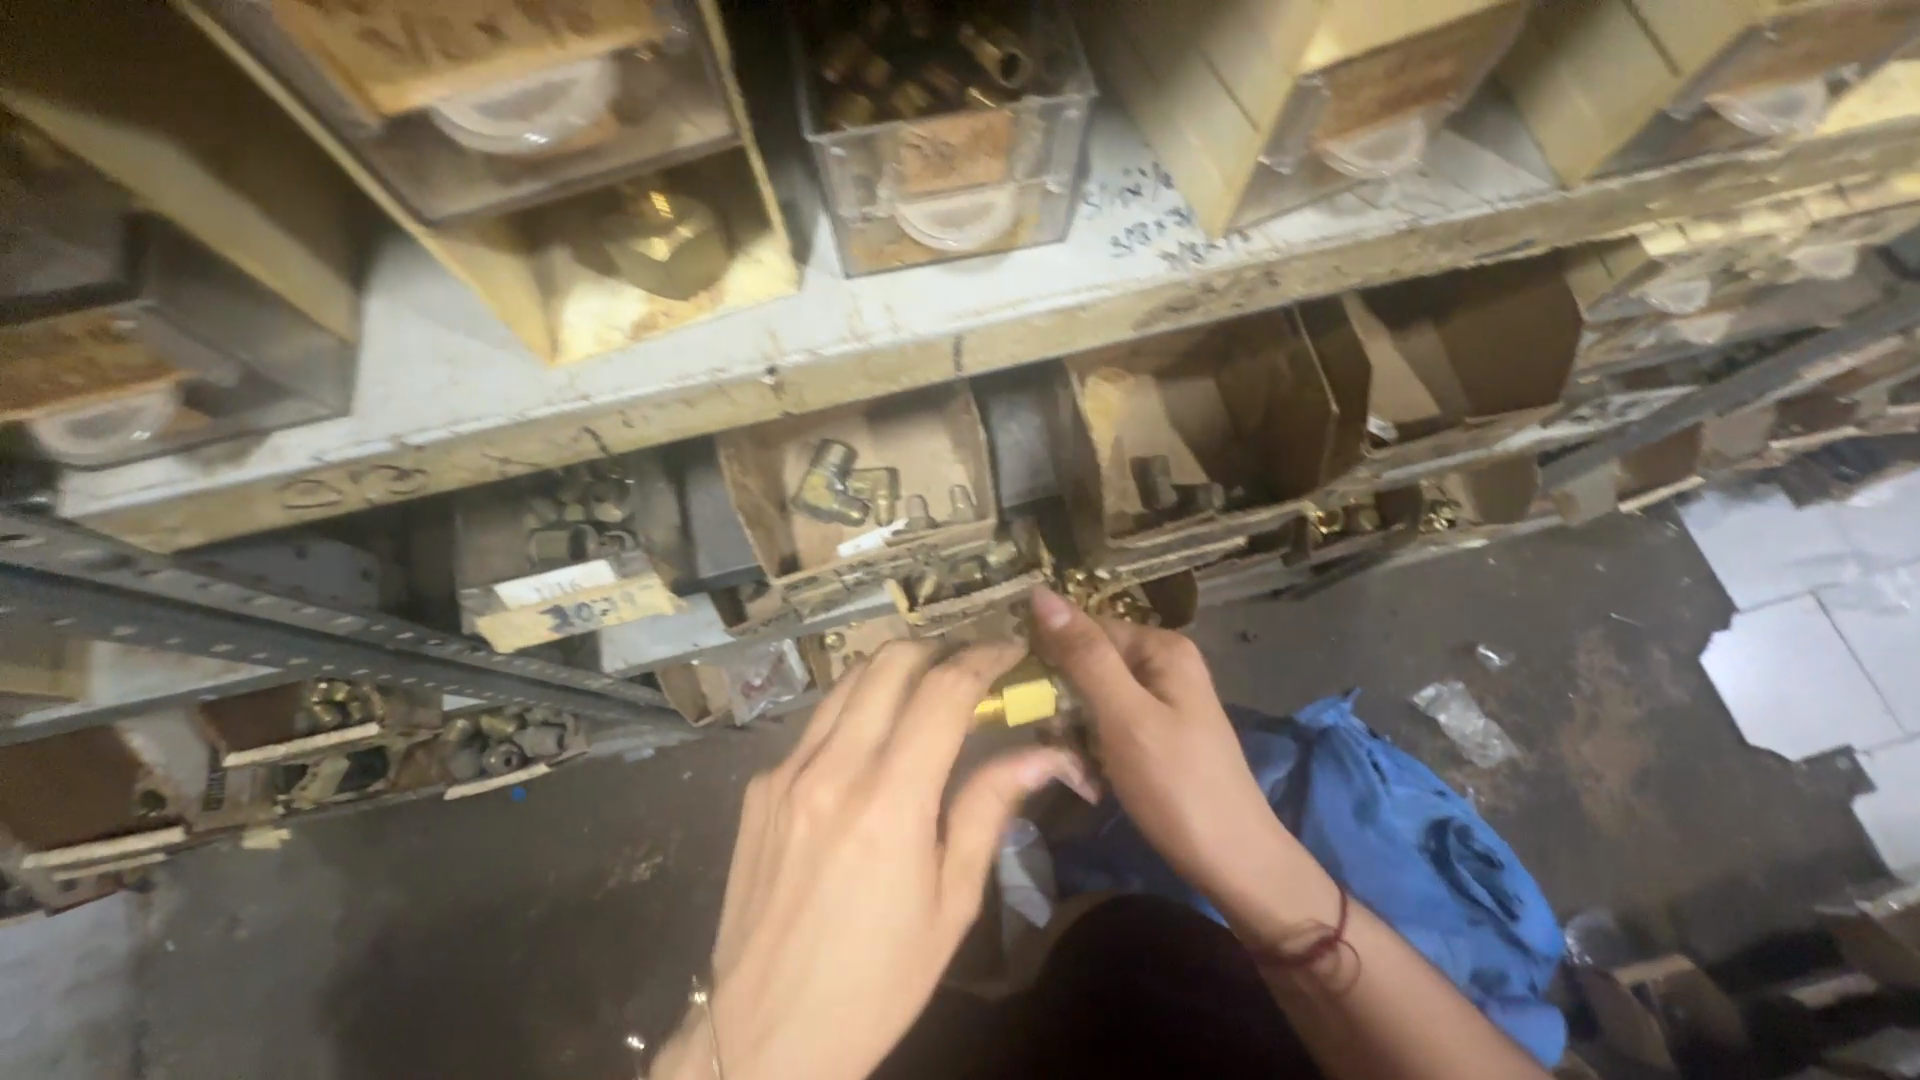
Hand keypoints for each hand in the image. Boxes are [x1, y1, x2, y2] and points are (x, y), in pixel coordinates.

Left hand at [654, 639, 1092, 1079]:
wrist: (766, 1033)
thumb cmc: (878, 979)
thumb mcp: (952, 904)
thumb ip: (989, 810)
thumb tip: (1042, 753)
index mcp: (890, 801)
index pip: (944, 690)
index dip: (984, 657)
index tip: (1010, 651)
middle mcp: (832, 769)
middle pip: (888, 663)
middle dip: (937, 648)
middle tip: (969, 668)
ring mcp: (785, 773)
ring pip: (846, 684)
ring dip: (893, 672)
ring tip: (926, 693)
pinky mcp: (758, 788)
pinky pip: (814, 726)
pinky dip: (854, 714)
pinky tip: (871, 749)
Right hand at [1027, 586, 1326, 937]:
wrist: (1233, 862)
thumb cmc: (1177, 785)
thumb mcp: (1124, 715)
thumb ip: (1083, 656)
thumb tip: (1040, 593)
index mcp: (1160, 647)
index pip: (1083, 627)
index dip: (1048, 655)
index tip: (1022, 694)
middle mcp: (1162, 665)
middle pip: (1086, 664)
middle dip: (1063, 703)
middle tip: (1058, 744)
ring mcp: (1161, 703)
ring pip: (1091, 700)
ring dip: (1074, 734)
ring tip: (1078, 770)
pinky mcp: (1155, 736)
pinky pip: (1106, 728)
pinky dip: (1092, 751)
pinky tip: (1092, 780)